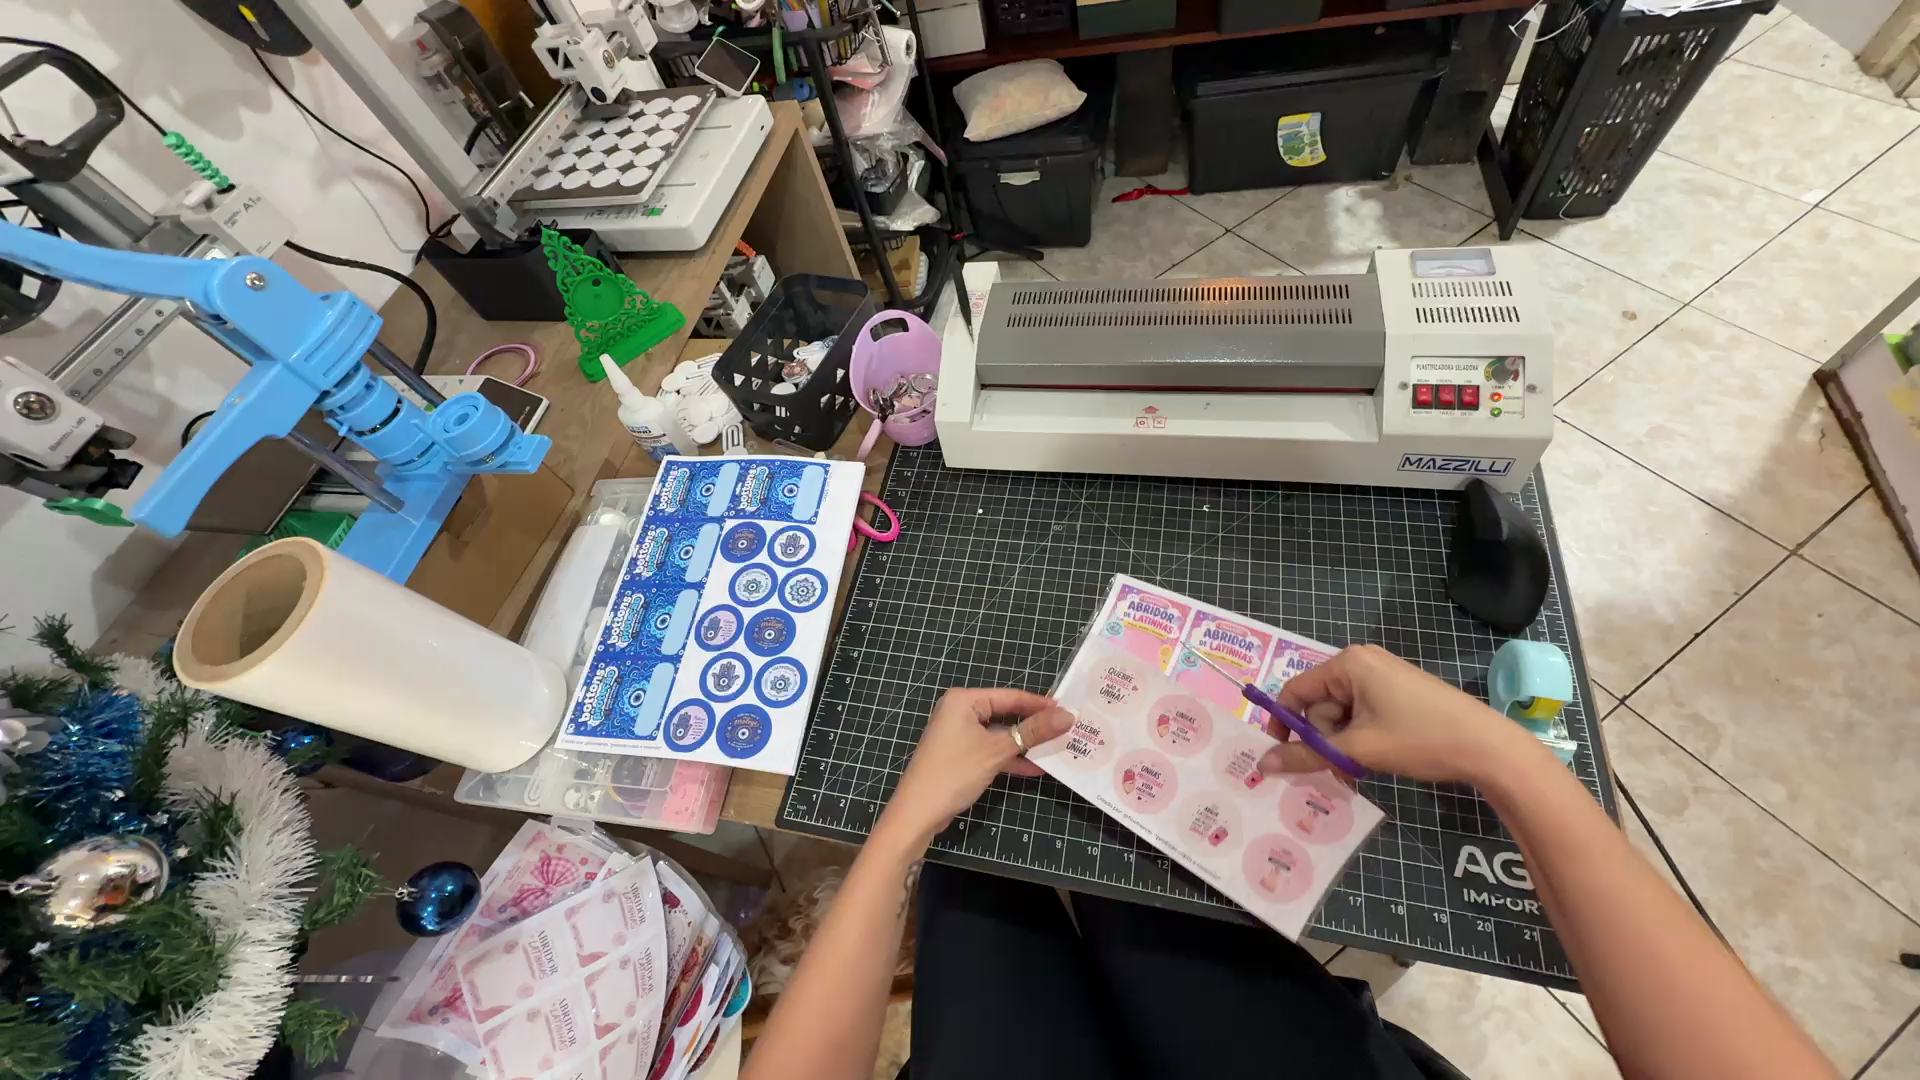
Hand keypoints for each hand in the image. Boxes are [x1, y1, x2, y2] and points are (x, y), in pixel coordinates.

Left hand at [882, 688, 1073, 843]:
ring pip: (999, 734)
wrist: (918, 812)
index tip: (1068, 710)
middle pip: (1005, 714)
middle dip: (1033, 725)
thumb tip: (1067, 716)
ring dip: (1024, 744)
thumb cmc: (955, 772)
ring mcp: (958, 734)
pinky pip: (991, 750)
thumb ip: (1033, 732)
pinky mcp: (959, 755)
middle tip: (1065, 729)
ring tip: (1056, 749)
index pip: (1010, 696)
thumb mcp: (997, 751)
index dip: (1040, 704)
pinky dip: (1010, 758)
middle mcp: (959, 711)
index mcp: (964, 700)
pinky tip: (1035, 768)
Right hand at [1258, 645, 1537, 784]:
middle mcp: (1361, 662)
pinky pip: (1362, 714)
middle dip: (1323, 738)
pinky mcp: (1398, 693)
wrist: (1491, 749)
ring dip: (1342, 743)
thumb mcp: (1358, 750)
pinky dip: (1360, 738)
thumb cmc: (1420, 739)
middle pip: (1319, 704)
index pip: (1295, 690)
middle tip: (1337, 767)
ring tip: (1359, 768)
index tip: (1282, 754)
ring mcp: (1382, 676)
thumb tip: (1263, 765)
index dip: (1284, 723)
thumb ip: (1307, 756)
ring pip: (1341, 714)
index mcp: (1348, 664)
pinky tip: (1371, 760)